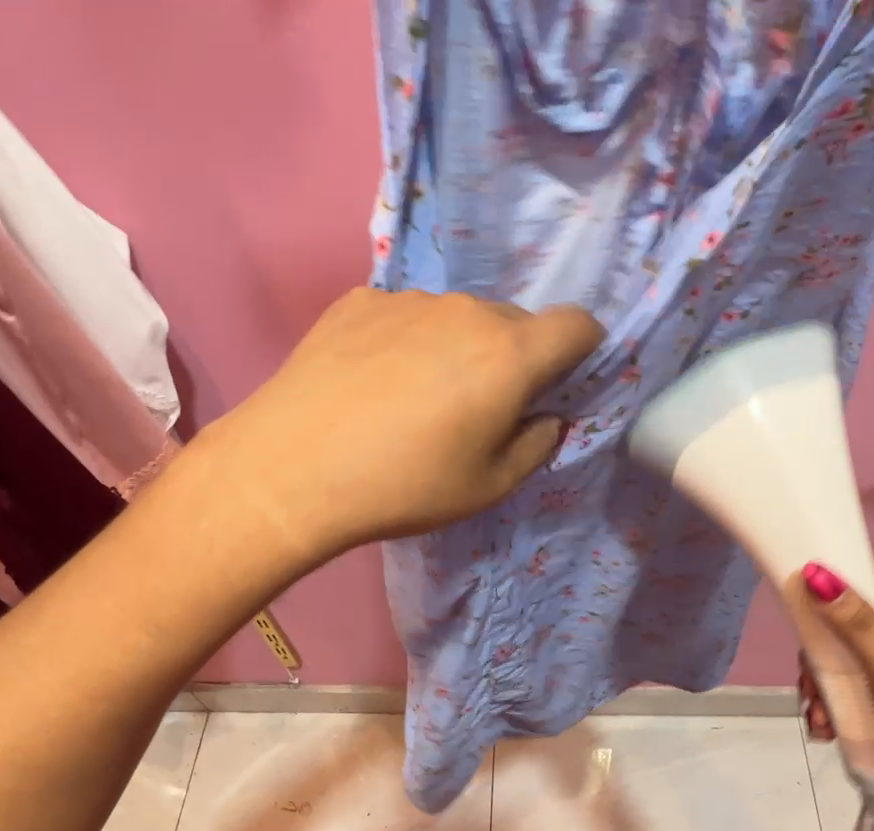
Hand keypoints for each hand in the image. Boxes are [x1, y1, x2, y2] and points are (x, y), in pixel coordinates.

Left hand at [217, 288, 603, 552]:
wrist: (291, 470)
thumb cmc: (403, 487)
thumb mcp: (488, 487)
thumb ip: (535, 445)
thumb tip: (544, 416)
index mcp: (509, 354)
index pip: (577, 324)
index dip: (582, 350)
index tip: (562, 381)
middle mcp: (465, 311)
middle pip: (514, 322)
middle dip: (514, 358)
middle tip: (479, 408)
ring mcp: (407, 300)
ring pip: (457, 318)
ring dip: (457, 347)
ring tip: (415, 399)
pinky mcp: (358, 301)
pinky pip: (405, 317)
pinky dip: (407, 342)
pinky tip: (372, 383)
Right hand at [802, 563, 873, 786]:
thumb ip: (855, 621)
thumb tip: (814, 572)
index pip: (864, 572)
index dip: (825, 585)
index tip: (796, 614)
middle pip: (847, 612)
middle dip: (819, 650)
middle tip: (808, 686)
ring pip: (846, 645)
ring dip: (823, 677)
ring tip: (819, 715)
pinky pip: (857, 669)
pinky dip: (838, 692)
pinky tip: (829, 721)